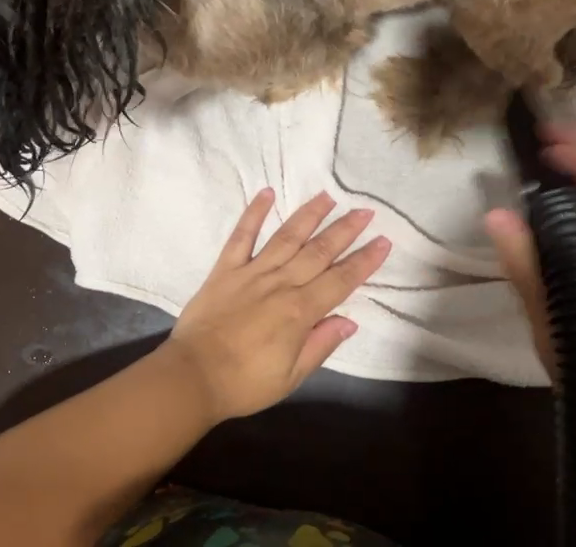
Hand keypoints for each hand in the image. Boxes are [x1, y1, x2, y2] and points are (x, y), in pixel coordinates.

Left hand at [160, 190, 390, 422]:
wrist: (192, 378)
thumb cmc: (244, 383)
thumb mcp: (291, 377)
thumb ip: (321, 345)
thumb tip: (350, 320)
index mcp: (300, 311)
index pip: (341, 281)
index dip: (364, 261)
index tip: (383, 241)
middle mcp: (281, 284)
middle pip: (319, 251)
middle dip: (345, 230)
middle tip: (365, 210)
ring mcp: (252, 272)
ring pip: (287, 237)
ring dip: (309, 215)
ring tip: (328, 196)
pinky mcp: (226, 269)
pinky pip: (242, 236)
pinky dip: (254, 213)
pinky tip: (266, 193)